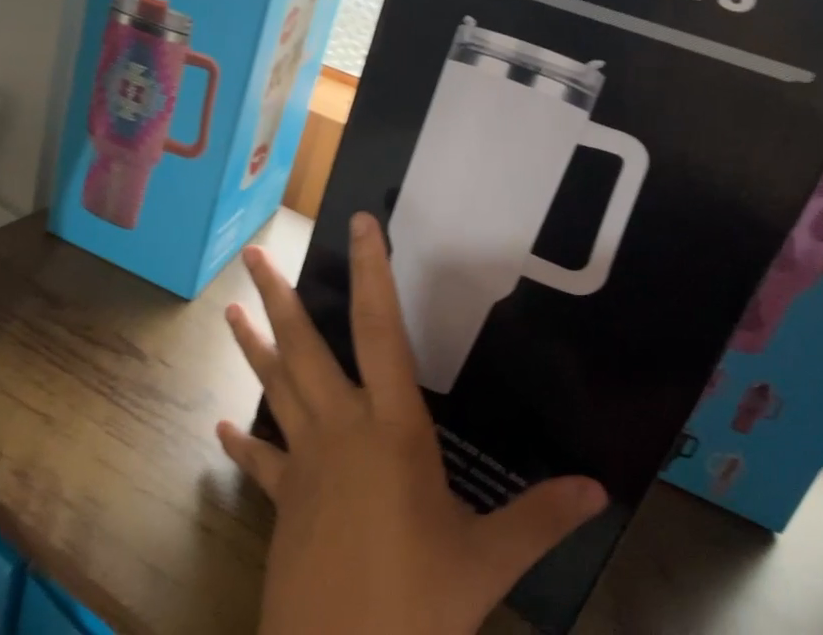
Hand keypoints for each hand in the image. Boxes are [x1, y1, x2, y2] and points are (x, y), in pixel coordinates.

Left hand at [217, 212, 606, 634]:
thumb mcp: (488, 560)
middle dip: (279, 299)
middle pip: (305, 349)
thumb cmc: (417, 601)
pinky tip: (223, 428)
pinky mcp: (281, 500)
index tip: (360, 225)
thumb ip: (540, 517)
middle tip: (253, 257)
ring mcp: (303, 463)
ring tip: (230, 312)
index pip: (383, 332)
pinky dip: (242, 444)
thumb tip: (600, 487)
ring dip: (254, 349)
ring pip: (276, 389)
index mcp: (394, 429)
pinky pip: (259, 462)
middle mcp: (341, 431)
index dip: (374, 274)